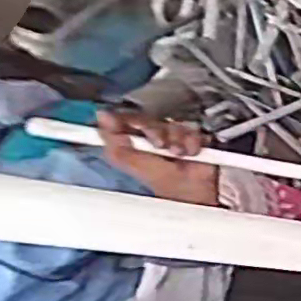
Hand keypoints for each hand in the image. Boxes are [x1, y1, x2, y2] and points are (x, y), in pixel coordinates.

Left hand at [97, 109, 218, 205]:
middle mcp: (154, 135)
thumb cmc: (160, 178)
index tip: (133, 125)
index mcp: (133, 139)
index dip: (128, 118)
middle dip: (156, 131)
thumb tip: (103, 113)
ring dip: (177, 139)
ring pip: (174, 124)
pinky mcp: (197, 138)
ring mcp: (176, 136)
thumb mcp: (127, 161)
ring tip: (179, 154)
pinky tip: (192, 152)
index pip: (126, 118)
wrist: (192, 187)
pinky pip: (194, 129)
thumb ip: (112, 139)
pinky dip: (193, 141)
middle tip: (160, 145)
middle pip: (152, 119)